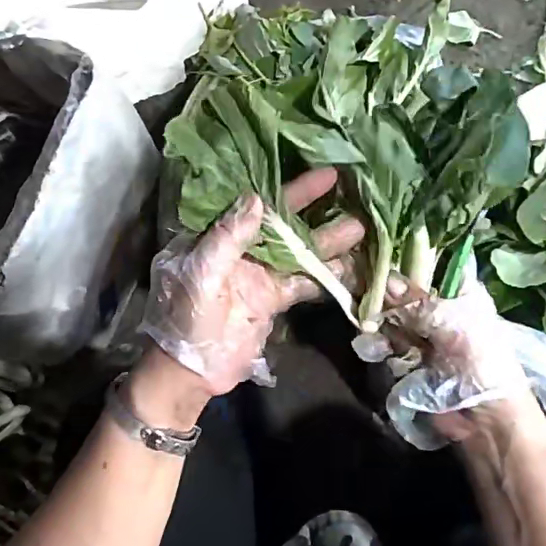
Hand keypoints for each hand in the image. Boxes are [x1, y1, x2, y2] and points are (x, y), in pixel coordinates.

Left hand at [141, 167, 363, 394]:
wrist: (192, 371)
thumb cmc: (186, 319)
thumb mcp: (201, 274)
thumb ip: (227, 237)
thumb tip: (257, 199)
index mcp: (216, 236)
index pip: (254, 204)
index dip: (285, 188)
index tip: (320, 174)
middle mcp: (239, 249)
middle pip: (281, 224)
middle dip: (312, 207)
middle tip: (348, 187)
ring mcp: (258, 274)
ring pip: (297, 251)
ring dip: (326, 241)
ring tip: (360, 226)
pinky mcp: (271, 298)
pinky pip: (302, 282)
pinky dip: (324, 275)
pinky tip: (350, 266)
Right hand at [382, 274, 541, 448]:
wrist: (486, 422)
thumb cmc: (483, 365)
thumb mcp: (454, 325)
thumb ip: (418, 303)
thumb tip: (387, 279)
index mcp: (458, 294)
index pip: (426, 265)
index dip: (402, 261)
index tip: (374, 257)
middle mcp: (438, 309)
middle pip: (401, 291)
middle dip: (382, 294)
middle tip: (362, 294)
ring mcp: (421, 335)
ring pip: (388, 316)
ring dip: (377, 322)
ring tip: (370, 331)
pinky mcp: (407, 358)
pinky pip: (384, 343)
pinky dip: (377, 345)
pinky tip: (373, 348)